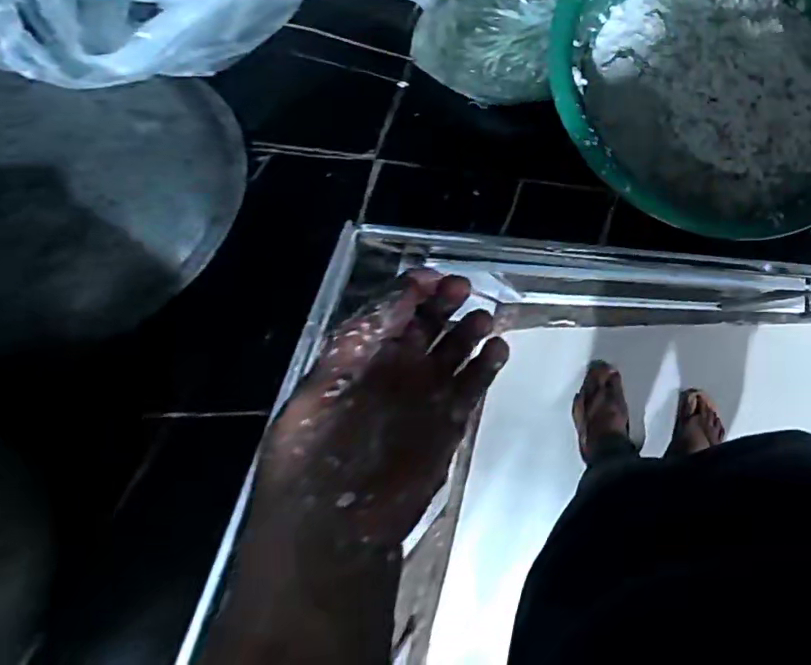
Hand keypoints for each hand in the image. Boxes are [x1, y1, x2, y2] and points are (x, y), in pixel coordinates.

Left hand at [206, 271, 508, 664]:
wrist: (336, 533)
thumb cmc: (315, 462)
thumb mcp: (318, 396)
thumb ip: (354, 347)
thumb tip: (393, 302)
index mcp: (358, 363)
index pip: (388, 314)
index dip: (409, 292)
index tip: (432, 278)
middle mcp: (395, 372)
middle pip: (428, 324)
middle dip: (446, 301)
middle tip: (463, 289)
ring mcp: (426, 395)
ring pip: (456, 348)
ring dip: (471, 329)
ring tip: (485, 320)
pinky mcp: (452, 418)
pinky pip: (476, 381)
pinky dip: (489, 363)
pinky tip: (496, 351)